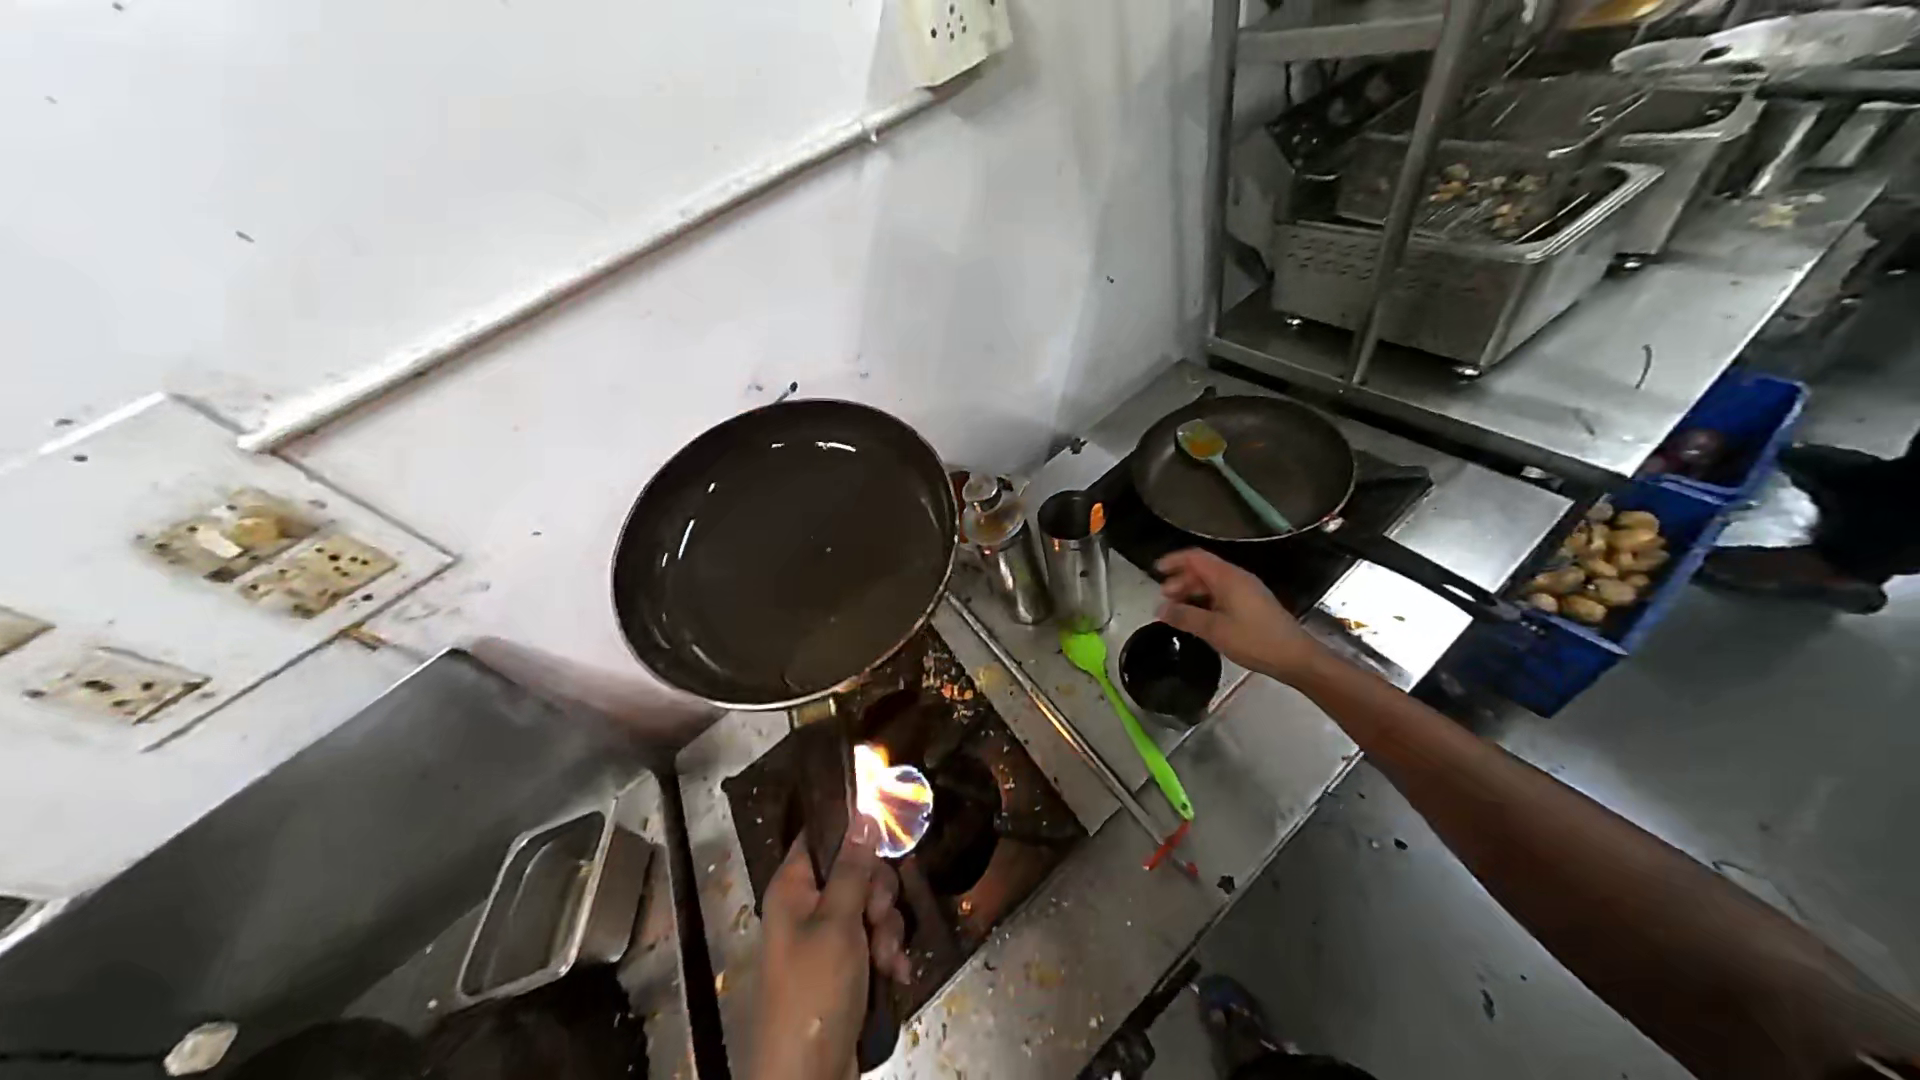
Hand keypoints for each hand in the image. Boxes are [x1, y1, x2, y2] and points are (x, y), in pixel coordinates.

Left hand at [749, 816, 910, 1079]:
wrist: (809, 1077)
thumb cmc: (814, 989)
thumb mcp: (837, 922)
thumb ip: (853, 868)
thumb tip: (863, 816)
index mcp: (793, 886)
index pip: (820, 836)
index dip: (851, 830)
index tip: (883, 833)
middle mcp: (808, 905)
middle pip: (855, 872)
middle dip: (878, 894)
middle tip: (877, 915)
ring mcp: (827, 938)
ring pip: (871, 907)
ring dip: (887, 931)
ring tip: (885, 960)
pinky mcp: (845, 966)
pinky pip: (875, 941)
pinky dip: (888, 955)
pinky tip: (895, 974)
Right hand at [1155, 549, 1328, 683]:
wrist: (1296, 657)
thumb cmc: (1254, 640)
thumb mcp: (1214, 630)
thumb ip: (1185, 616)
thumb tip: (1160, 609)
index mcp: (1228, 578)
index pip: (1195, 557)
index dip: (1174, 560)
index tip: (1156, 570)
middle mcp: (1237, 579)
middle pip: (1203, 569)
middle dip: (1180, 580)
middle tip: (1164, 598)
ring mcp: (1246, 591)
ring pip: (1212, 583)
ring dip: (1192, 592)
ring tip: (1177, 610)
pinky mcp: (1252, 604)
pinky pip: (1222, 594)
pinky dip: (1205, 601)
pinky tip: (1198, 618)